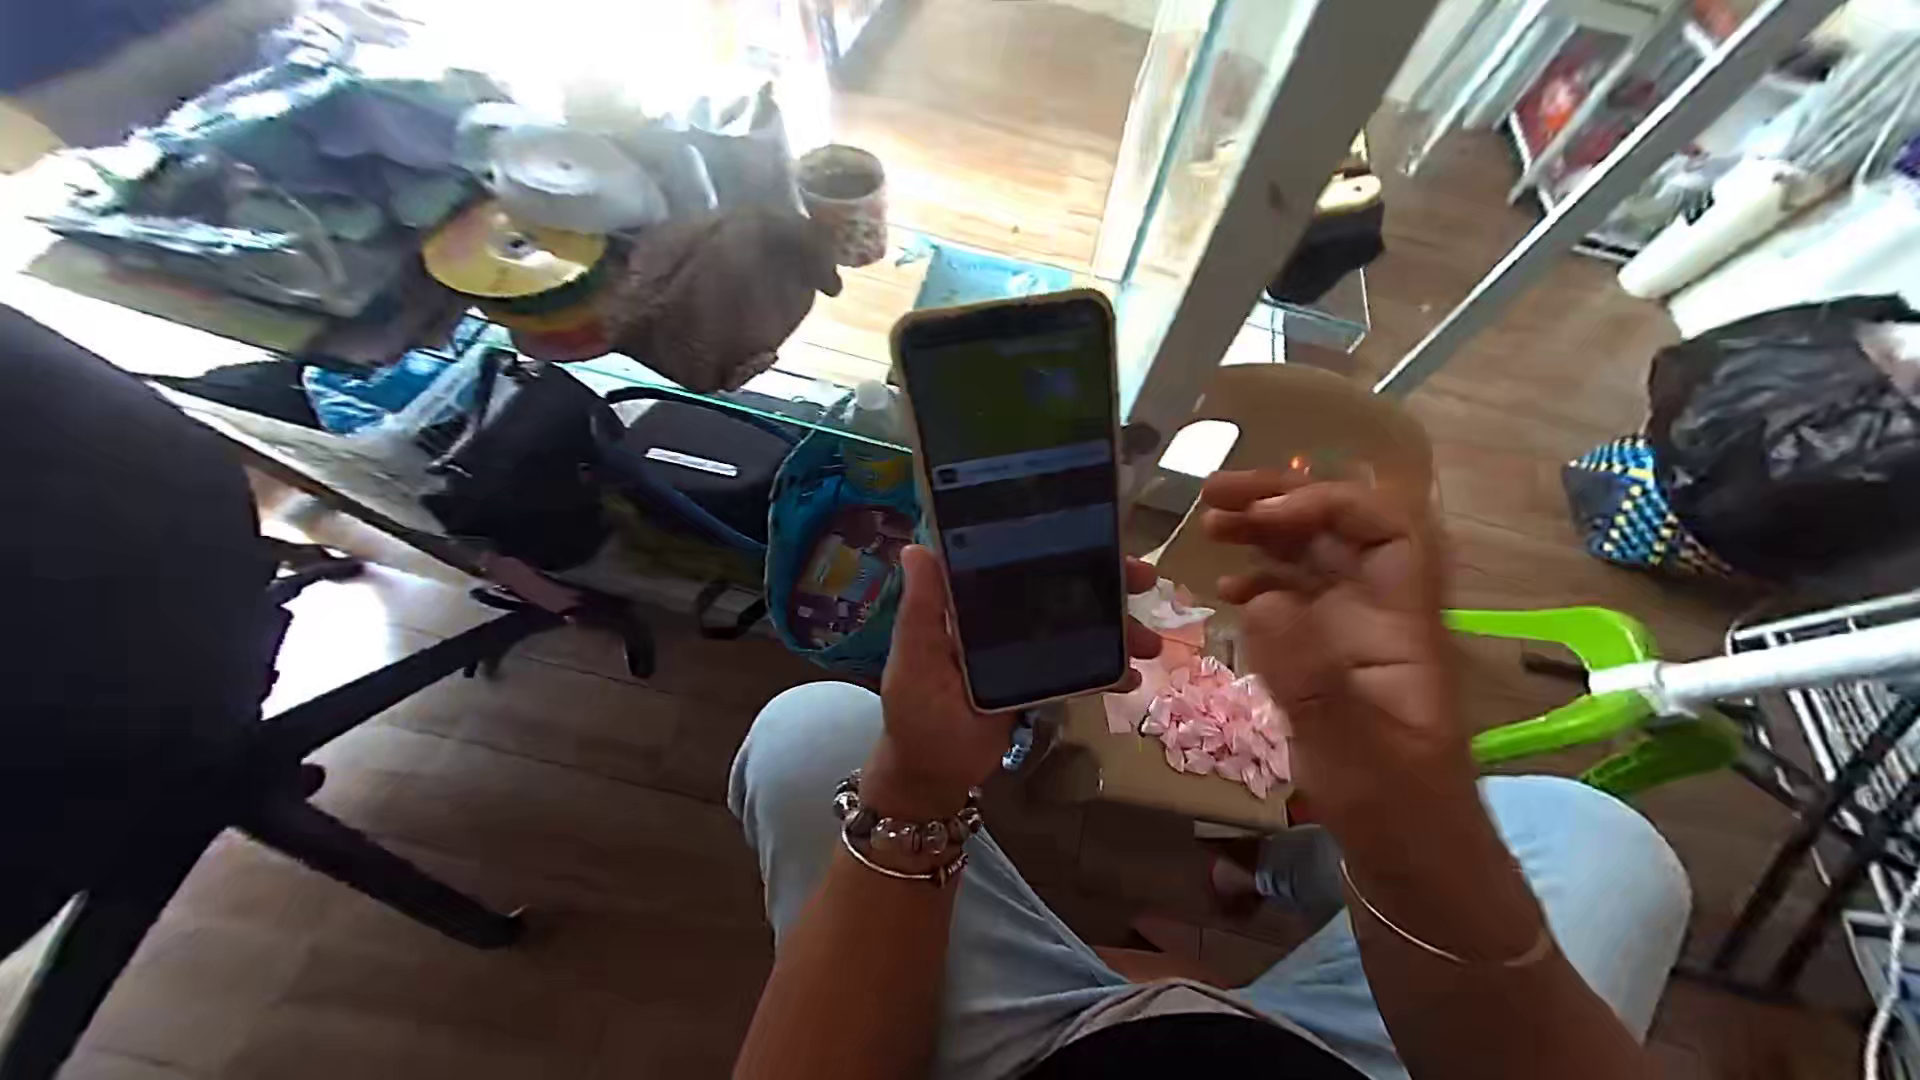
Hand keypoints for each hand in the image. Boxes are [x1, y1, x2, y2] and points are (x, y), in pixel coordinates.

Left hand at [864, 545, 1161, 818]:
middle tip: (1145, 580)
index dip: (1056, 547)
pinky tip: (1130, 678)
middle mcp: (1000, 619)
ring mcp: (1022, 652)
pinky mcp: (1037, 684)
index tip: (1099, 537)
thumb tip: (916, 547)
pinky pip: (1077, 669)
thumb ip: (922, 608)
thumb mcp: (915, 658)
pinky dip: (1106, 671)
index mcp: (970, 604)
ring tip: (1150, 643)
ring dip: (1115, 629)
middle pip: (1056, 590)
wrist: (932, 775)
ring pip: (1075, 628)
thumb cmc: (915, 712)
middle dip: (1102, 583)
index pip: (1017, 563)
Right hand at [1199, 470, 1478, 845]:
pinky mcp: (1325, 652)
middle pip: (1342, 527)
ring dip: (1262, 530)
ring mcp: (1351, 631)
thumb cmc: (1397, 814)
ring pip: (1313, 555)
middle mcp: (1381, 613)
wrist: (1412, 857)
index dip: (1326, 505)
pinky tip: (1225, 585)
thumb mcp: (1356, 756)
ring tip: (1209, 523)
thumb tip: (1260, 598)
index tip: (1261, 516)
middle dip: (1281, 499)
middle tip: (1214, 494)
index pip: (1389, 528)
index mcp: (1404, 625)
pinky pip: (1292, 594)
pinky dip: (1257, 577)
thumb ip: (1311, 679)